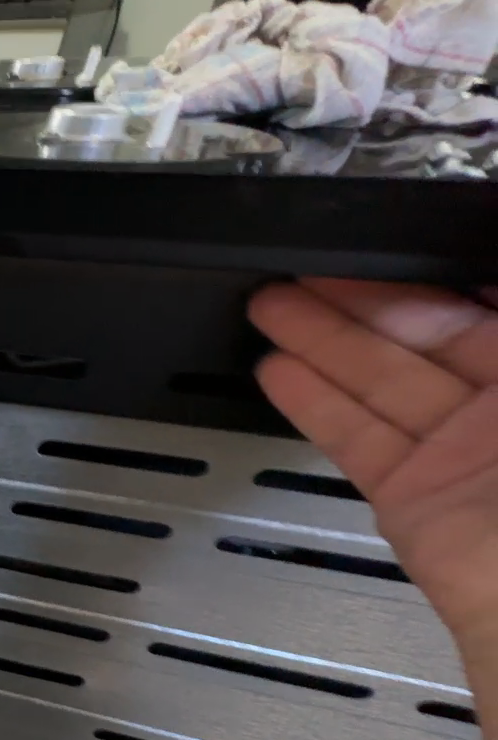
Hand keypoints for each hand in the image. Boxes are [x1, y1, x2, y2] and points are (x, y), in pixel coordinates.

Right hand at [250, 279, 497, 645]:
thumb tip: (491, 276)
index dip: (460, 267)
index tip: (412, 240)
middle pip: (439, 332)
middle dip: (370, 296)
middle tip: (315, 268)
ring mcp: (471, 450)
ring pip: (384, 378)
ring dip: (322, 339)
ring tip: (272, 305)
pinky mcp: (414, 491)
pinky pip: (354, 436)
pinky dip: (310, 402)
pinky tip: (276, 369)